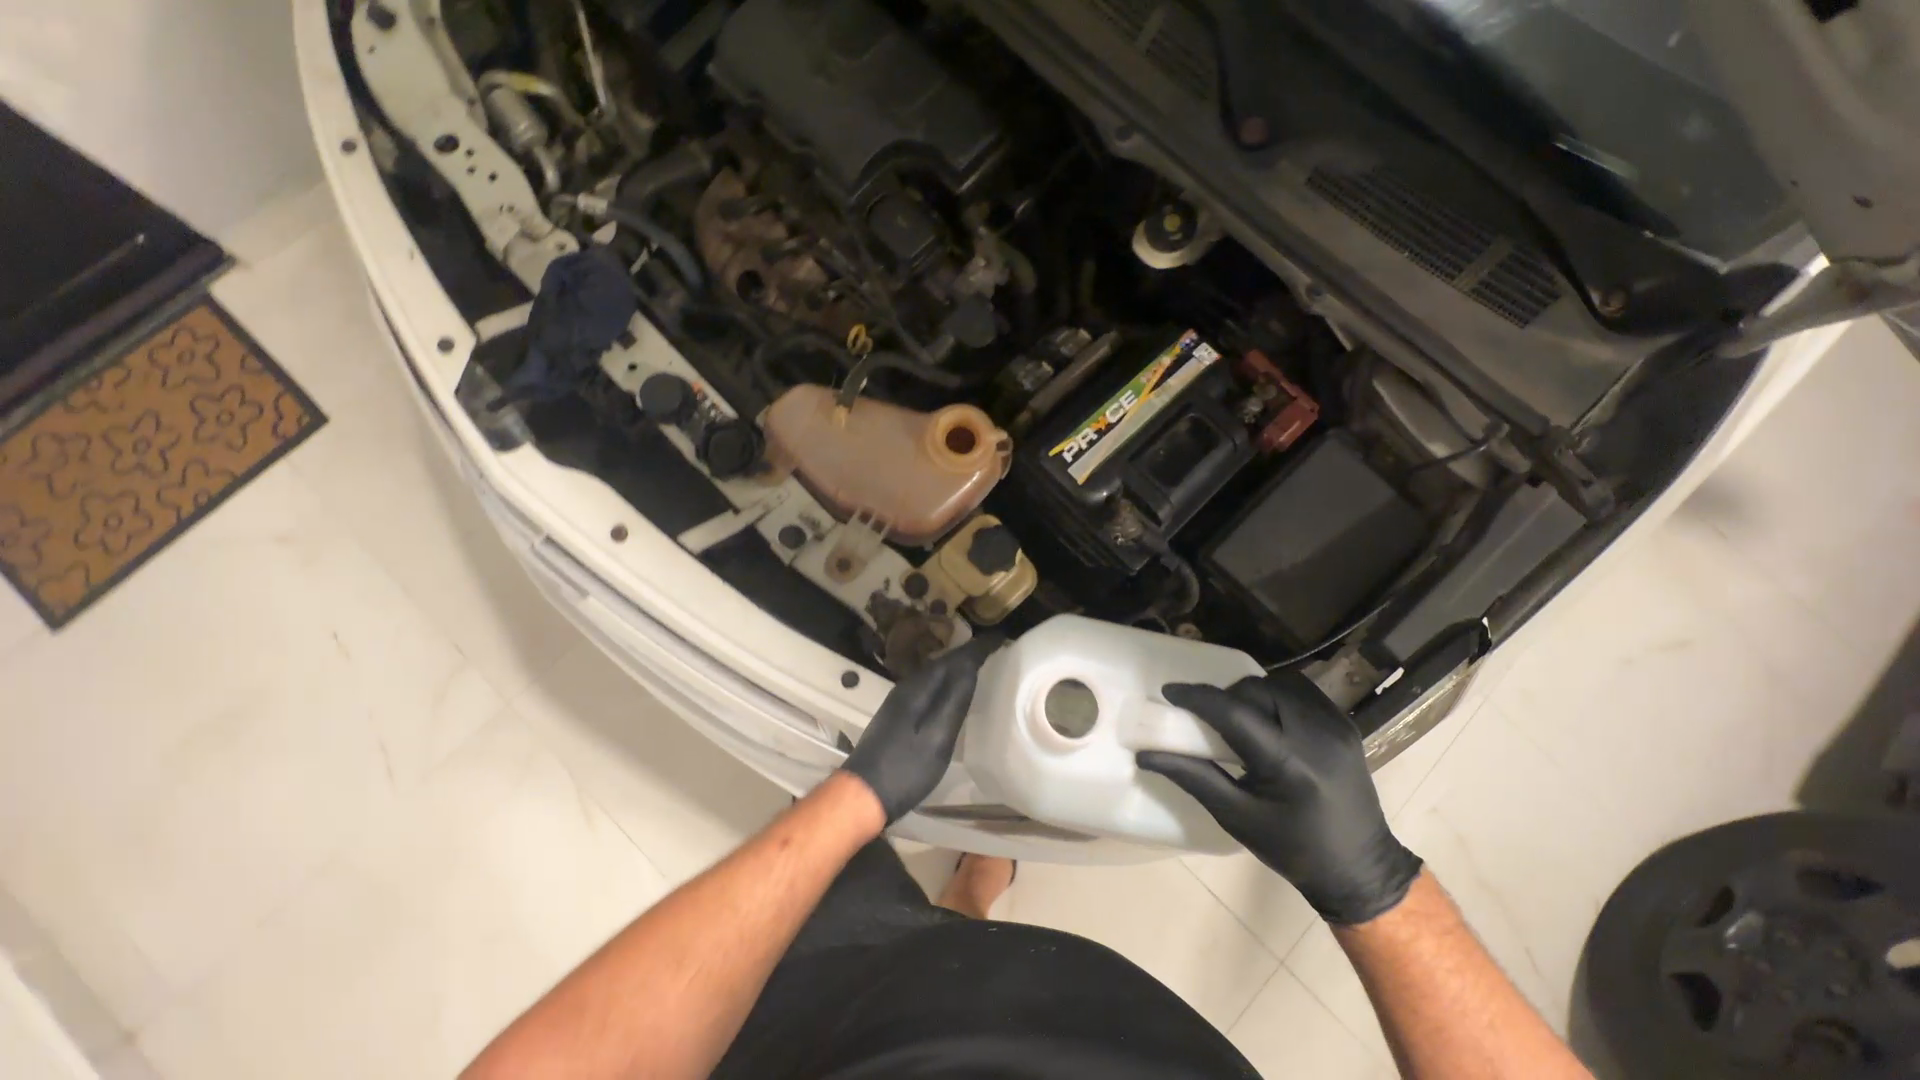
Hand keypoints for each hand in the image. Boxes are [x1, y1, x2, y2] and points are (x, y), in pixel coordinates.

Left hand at [841, 636, 998, 822]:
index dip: (977, 648)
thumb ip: (954, 700)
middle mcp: (906, 688)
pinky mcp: (897, 717)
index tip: (1001, 638)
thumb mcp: (937, 737)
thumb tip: (971, 665)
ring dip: (956, 668)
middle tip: (995, 650)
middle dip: (968, 654)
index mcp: (918, 689)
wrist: (863, 795)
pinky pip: (927, 689)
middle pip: (942, 663)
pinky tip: (953, 695)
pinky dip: (945, 684)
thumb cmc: (905, 768)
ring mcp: (899, 703)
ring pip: (933, 676)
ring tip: (980, 667)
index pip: (953, 659)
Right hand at [1138, 673, 1421, 924]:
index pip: (1234, 712)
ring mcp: (1336, 726)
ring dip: (1253, 692)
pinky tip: (1267, 719)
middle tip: (1209, 716)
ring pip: (1283, 683)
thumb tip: (1147, 755)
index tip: (1170, 692)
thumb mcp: (1236, 816)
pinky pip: (1304, 693)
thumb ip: (1193, 777)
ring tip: (1239, 716)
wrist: (1359, 866)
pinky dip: (1278, 696)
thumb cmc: (1292, 848)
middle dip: (1227, 695)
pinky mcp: (1346, 725)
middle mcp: (1316, 735)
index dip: (1198, 697)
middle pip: (1259, 689)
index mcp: (1288, 763)